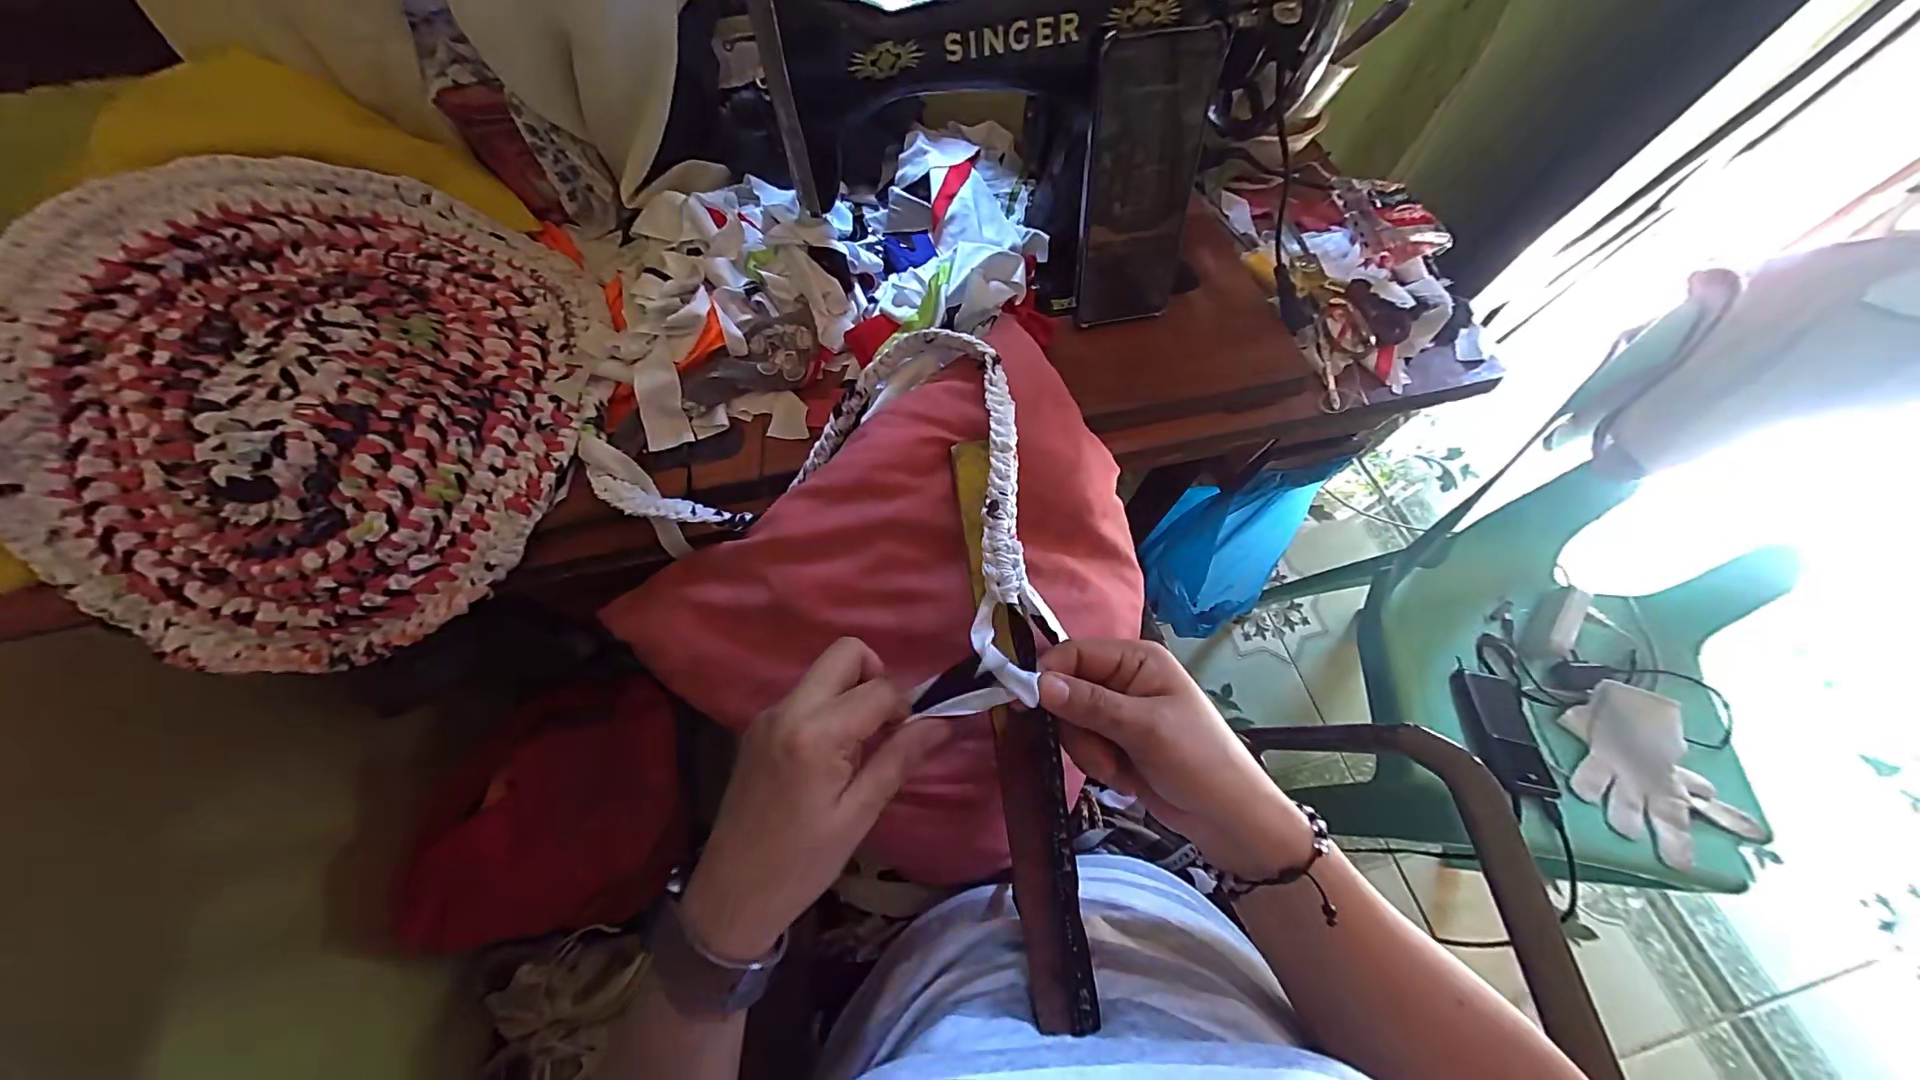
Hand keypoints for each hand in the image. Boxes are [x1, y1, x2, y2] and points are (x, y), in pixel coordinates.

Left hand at [680, 638, 950, 961]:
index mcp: (815, 733)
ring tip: (862, 745)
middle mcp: (787, 709)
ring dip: (853, 692)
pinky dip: (831, 707)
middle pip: (844, 652)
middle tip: (886, 725)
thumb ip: (900, 758)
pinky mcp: (759, 726)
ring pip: (825, 671)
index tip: (910, 737)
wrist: (730, 895)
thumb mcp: (859, 815)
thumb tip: (942, 722)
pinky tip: (833, 754)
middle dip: (877, 677)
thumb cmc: (801, 864)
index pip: (878, 688)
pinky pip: (807, 694)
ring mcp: (768, 714)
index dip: (905, 707)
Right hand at [1039, 639, 1313, 878]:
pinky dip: (1097, 764)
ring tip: (1120, 767)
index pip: (1075, 654)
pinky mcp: (1114, 742)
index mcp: (1136, 659)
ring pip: (1070, 722)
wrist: (1229, 821)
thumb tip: (1038, 683)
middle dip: (1078, 726)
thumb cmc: (1198, 761)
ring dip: (1089, 751)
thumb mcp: (1144, 728)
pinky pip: (1082, 745)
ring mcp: (1118, 713)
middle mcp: (1124, 679)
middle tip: (1103, 750)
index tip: (1027, 703)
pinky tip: (1123, 776)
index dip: (1049, 675)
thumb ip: (1089, 704)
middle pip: (1066, 690)